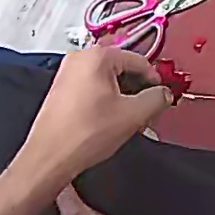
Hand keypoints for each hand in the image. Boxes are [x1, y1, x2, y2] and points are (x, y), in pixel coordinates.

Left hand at [14, 47, 170, 190]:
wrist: (49, 157)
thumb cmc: (85, 134)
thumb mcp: (132, 115)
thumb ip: (156, 99)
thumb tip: (165, 93)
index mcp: (97, 57)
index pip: (139, 61)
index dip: (155, 79)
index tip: (161, 95)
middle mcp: (80, 59)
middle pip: (122, 68)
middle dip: (138, 89)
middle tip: (148, 110)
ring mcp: (68, 73)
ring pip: (108, 79)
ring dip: (123, 96)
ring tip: (130, 119)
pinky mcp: (62, 89)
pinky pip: (93, 87)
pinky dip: (107, 100)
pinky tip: (111, 120)